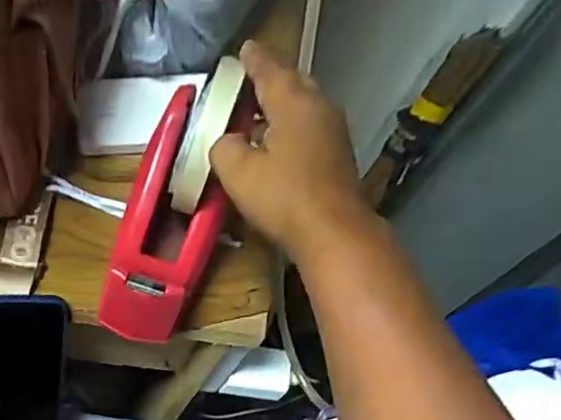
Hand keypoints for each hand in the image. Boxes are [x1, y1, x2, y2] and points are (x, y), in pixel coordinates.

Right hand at [210, 40, 376, 264]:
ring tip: (259, 116)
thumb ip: (224, 149)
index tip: (244, 50)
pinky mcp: (336, 155)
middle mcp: (318, 108)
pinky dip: (290, 129)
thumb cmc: (283, 198)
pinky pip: (309, 129)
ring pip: (303, 107)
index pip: (270, 71)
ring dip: (281, 107)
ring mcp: (333, 131)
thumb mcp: (239, 174)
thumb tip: (225, 141)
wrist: (331, 229)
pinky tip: (277, 145)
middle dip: (271, 81)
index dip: (254, 61)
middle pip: (293, 84)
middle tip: (251, 83)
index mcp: (293, 104)